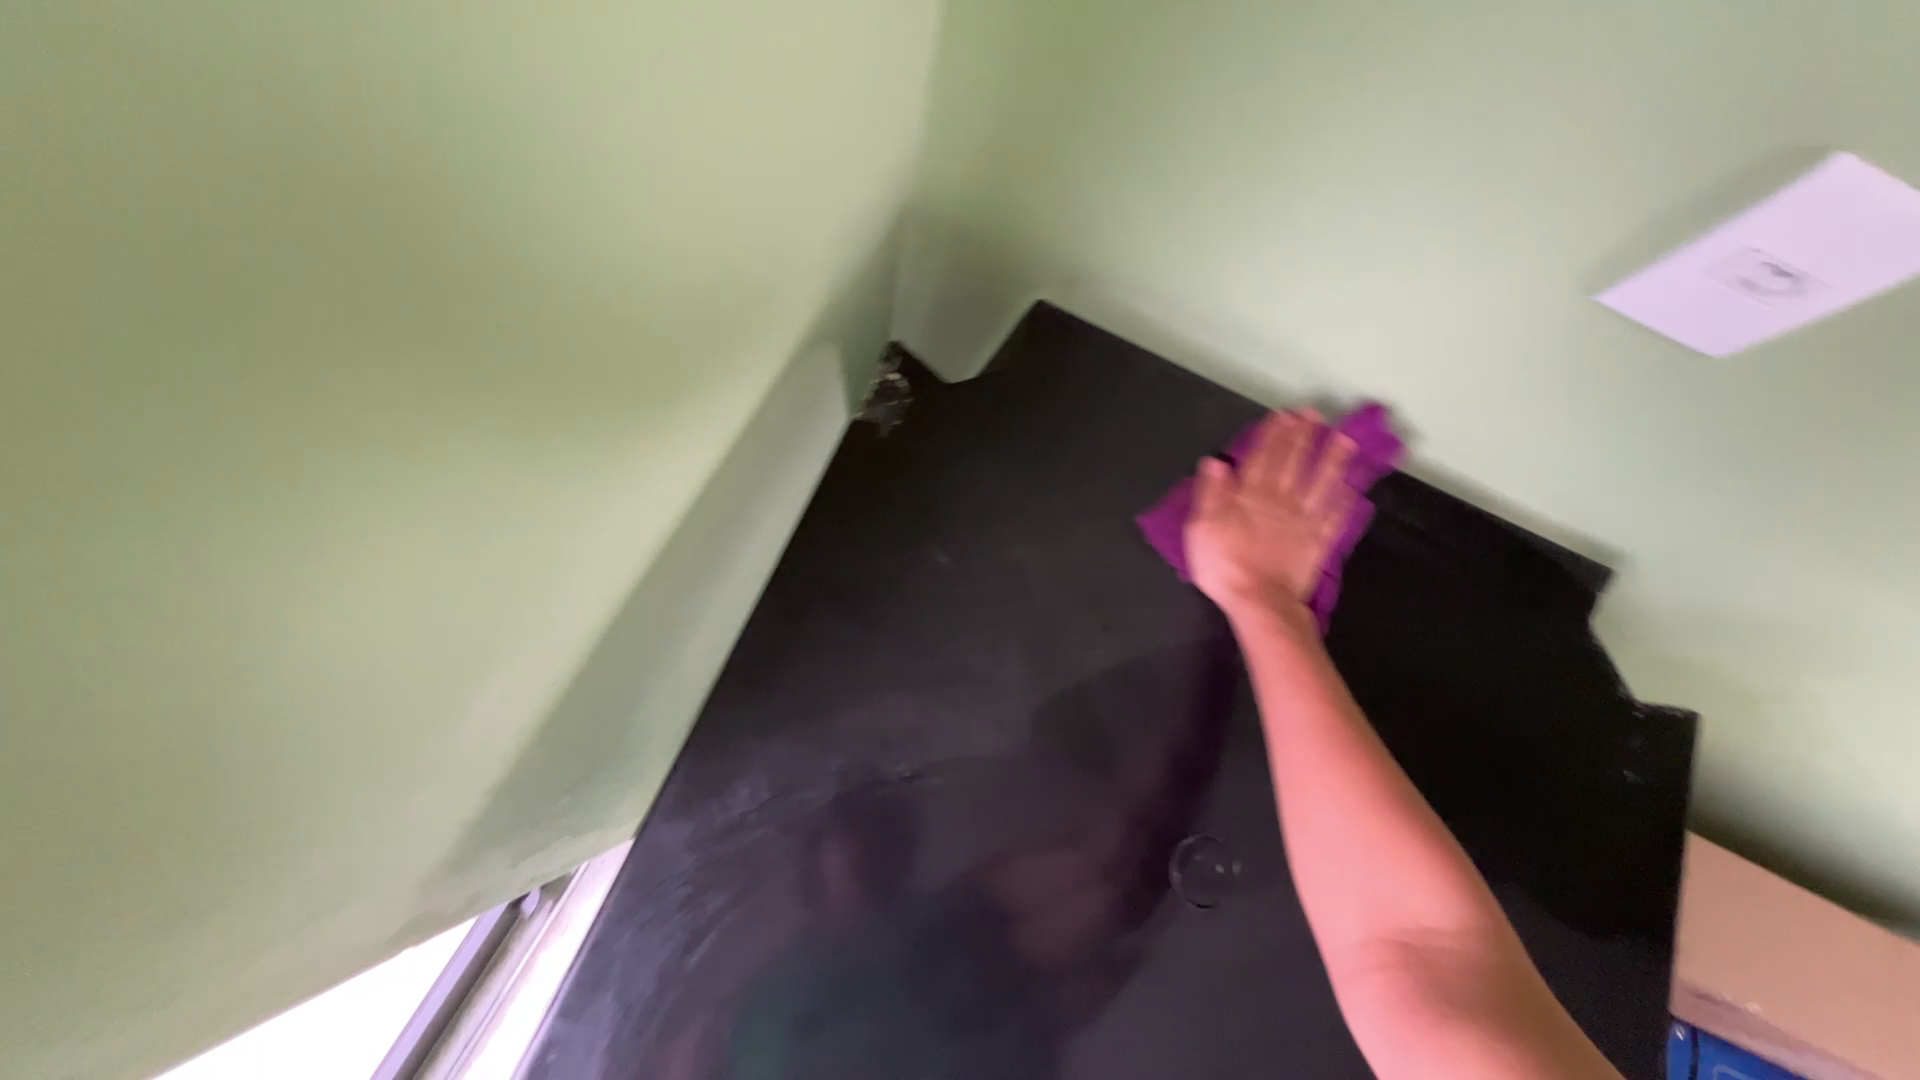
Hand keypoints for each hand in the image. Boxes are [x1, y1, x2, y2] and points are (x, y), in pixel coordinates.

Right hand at [1184, 410, 1356, 621]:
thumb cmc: (1224, 565)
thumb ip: (1211, 494)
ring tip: (1344, 439)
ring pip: (1320, 483)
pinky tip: (1353, 488)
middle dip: (1302, 436)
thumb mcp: (1202, 528)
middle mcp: (1280, 500)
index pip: (1262, 457)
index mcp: (1249, 496)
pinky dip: (1345, 501)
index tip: (1283, 414)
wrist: (1260, 601)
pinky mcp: (1318, 542)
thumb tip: (1215, 463)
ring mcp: (1303, 521)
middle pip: (1292, 463)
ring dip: (1332, 460)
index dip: (1272, 434)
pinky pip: (1334, 516)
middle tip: (1313, 414)